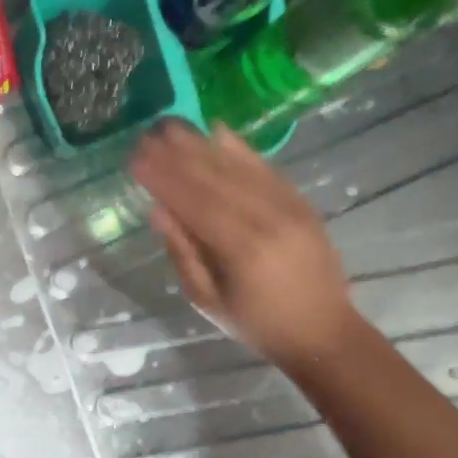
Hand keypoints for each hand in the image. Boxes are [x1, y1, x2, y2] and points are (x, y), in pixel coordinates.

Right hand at [131, 121, 364, 366]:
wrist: (321, 331)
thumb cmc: (254, 323)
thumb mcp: (206, 298)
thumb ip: (183, 253)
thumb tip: (158, 212)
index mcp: (240, 248)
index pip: (193, 202)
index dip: (163, 178)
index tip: (135, 158)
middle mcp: (267, 219)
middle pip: (215, 178)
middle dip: (179, 154)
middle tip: (149, 133)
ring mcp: (288, 207)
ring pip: (239, 168)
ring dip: (204, 145)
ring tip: (174, 127)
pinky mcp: (300, 204)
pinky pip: (266, 170)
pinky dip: (240, 150)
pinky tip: (219, 133)